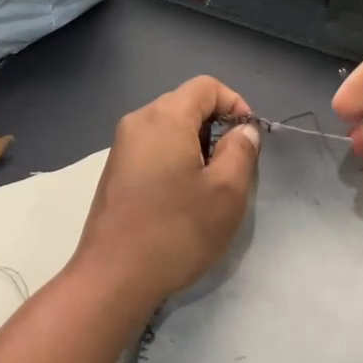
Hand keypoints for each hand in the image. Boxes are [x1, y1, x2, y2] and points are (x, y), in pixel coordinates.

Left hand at [71, 76, 261, 307]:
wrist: (113, 276)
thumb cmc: (175, 230)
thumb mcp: (226, 193)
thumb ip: (241, 152)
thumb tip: (243, 130)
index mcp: (164, 116)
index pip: (206, 86)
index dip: (235, 104)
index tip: (249, 140)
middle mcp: (138, 120)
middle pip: (186, 104)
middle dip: (216, 128)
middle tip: (233, 170)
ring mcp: (122, 145)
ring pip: (170, 128)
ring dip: (196, 147)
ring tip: (209, 189)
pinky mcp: (116, 169)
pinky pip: (153, 147)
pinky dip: (175, 160)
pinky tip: (181, 199)